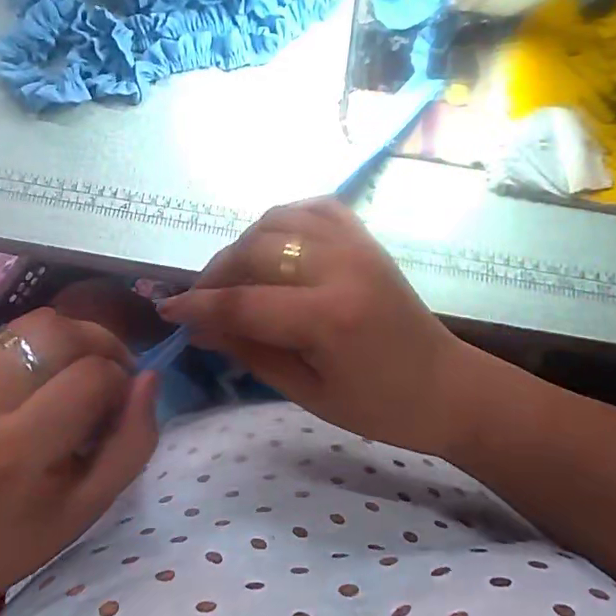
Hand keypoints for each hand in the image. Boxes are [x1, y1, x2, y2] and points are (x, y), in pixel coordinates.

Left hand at [0, 307, 158, 605]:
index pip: (91, 376)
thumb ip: (132, 441)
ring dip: (76, 337)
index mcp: (18, 449)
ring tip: (86, 369)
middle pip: (60, 332)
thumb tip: (149, 379)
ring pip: (36, 323)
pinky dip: (49, 344)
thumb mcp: (91, 505)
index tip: (122, 410)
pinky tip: (55, 375)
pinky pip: (15, 335)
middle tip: (114, 377)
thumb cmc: (22, 537)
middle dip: (103, 344)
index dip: (121, 383)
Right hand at [157, 199, 480, 455]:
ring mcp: (357, 244)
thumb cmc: (380, 407)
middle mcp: (341, 266)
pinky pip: (311, 208)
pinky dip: (281, 221)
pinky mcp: (365, 238)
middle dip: (215, 275)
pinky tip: (271, 247)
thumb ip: (250, 352)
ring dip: (244, 245)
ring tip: (233, 277)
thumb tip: (199, 328)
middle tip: (199, 303)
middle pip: (255, 252)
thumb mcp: (308, 393)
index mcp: (330, 315)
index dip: (198, 306)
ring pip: (277, 221)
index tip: (167, 311)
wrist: (447, 387)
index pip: (244, 301)